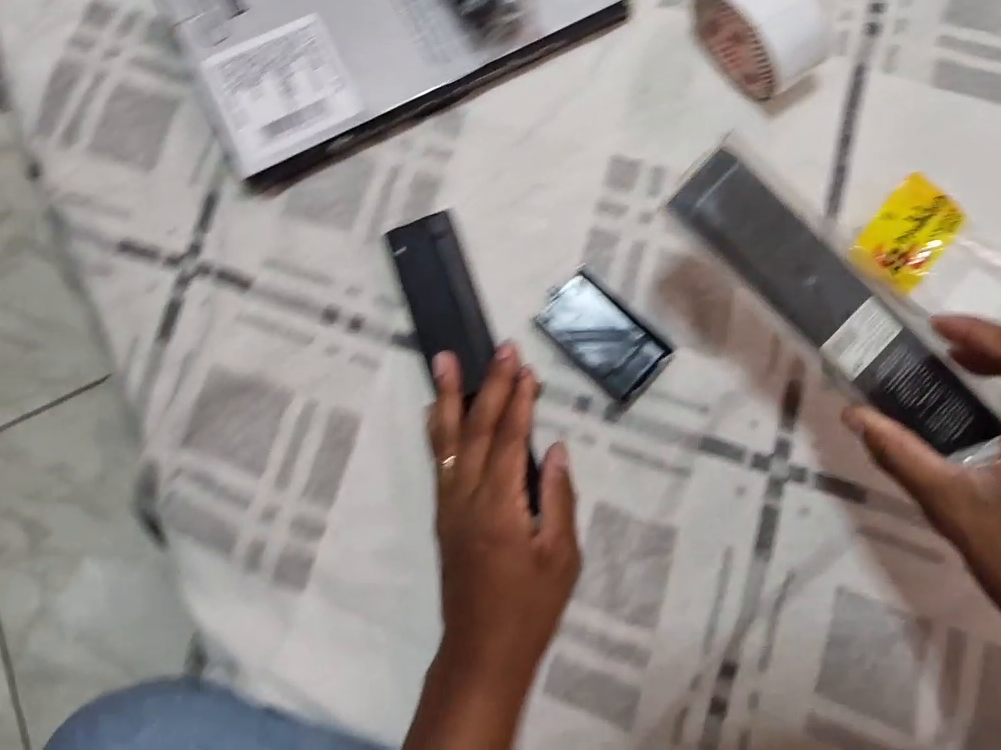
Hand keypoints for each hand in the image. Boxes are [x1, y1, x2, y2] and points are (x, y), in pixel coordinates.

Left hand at [405, 344, 579, 749]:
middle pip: (479, 429)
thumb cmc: (531, 608)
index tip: (526, 368)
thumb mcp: (562, 558)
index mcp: (501, 506)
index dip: (519, 401)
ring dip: (450, 396)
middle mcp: (468, 497)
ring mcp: (450, 505)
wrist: (482, 652)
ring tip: (445, 361)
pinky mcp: (443, 515)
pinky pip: (438, 462)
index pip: (511, 439)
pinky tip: (438, 410)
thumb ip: (558, 498)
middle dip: (490, 385)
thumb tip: (556, 448)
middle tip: (500, 348)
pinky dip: (438, 431)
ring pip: (449, 440)